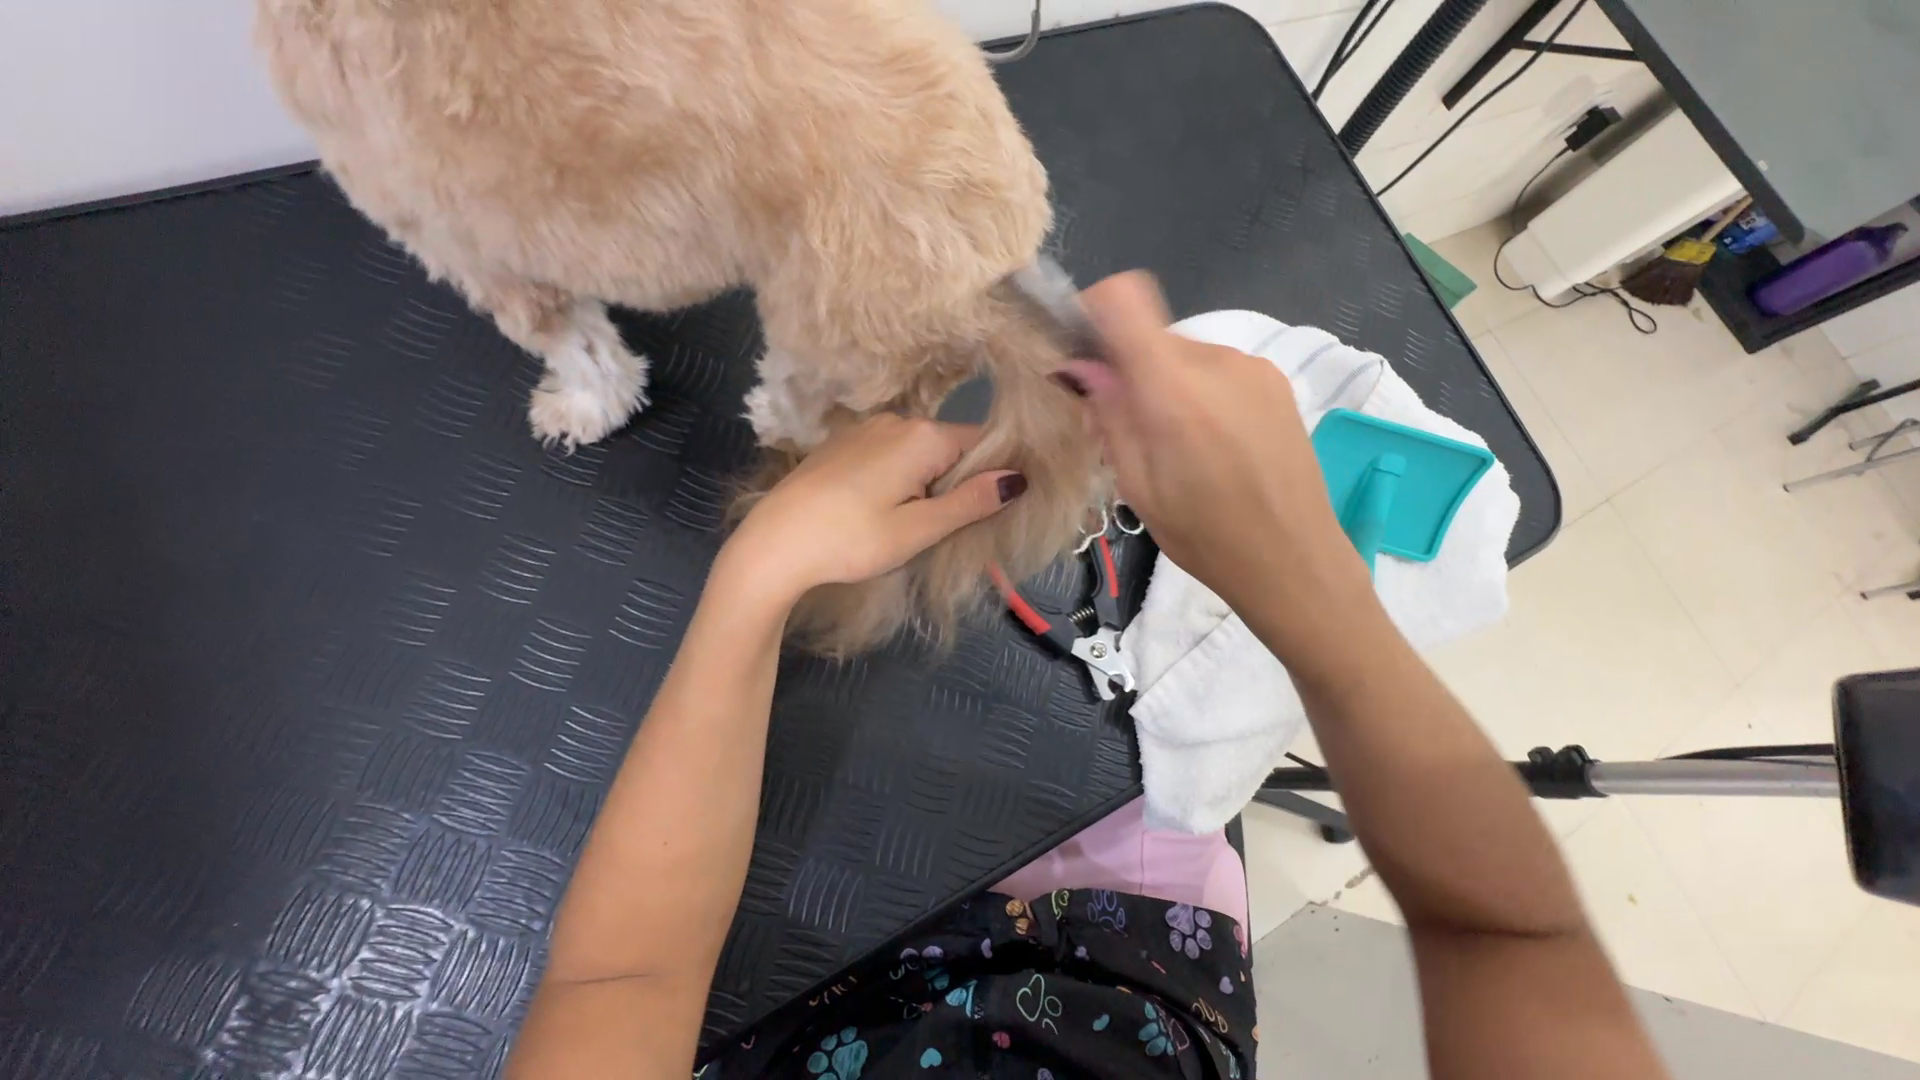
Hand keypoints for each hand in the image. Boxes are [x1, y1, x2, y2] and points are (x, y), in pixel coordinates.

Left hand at [719, 414, 1025, 606]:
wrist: (773, 544)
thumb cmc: (851, 541)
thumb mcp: (917, 529)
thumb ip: (969, 502)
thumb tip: (1017, 479)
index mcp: (923, 436)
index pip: (982, 443)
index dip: (993, 474)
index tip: (990, 510)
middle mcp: (896, 420)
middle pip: (949, 446)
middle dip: (955, 481)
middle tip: (943, 529)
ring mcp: (864, 429)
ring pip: (916, 451)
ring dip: (924, 481)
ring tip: (908, 525)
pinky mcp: (840, 444)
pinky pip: (887, 454)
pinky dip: (896, 477)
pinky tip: (876, 510)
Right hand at [1057, 272, 1370, 621]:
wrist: (1295, 561)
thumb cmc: (1205, 537)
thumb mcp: (1138, 486)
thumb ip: (1109, 416)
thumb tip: (1082, 366)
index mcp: (1174, 388)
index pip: (1123, 300)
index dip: (1093, 313)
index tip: (1084, 357)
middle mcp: (1217, 361)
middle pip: (1150, 336)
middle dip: (1128, 372)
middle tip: (1127, 431)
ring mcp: (1253, 367)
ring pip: (1183, 356)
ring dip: (1165, 386)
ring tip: (1175, 448)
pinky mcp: (1275, 381)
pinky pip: (1215, 370)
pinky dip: (1198, 393)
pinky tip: (1210, 445)